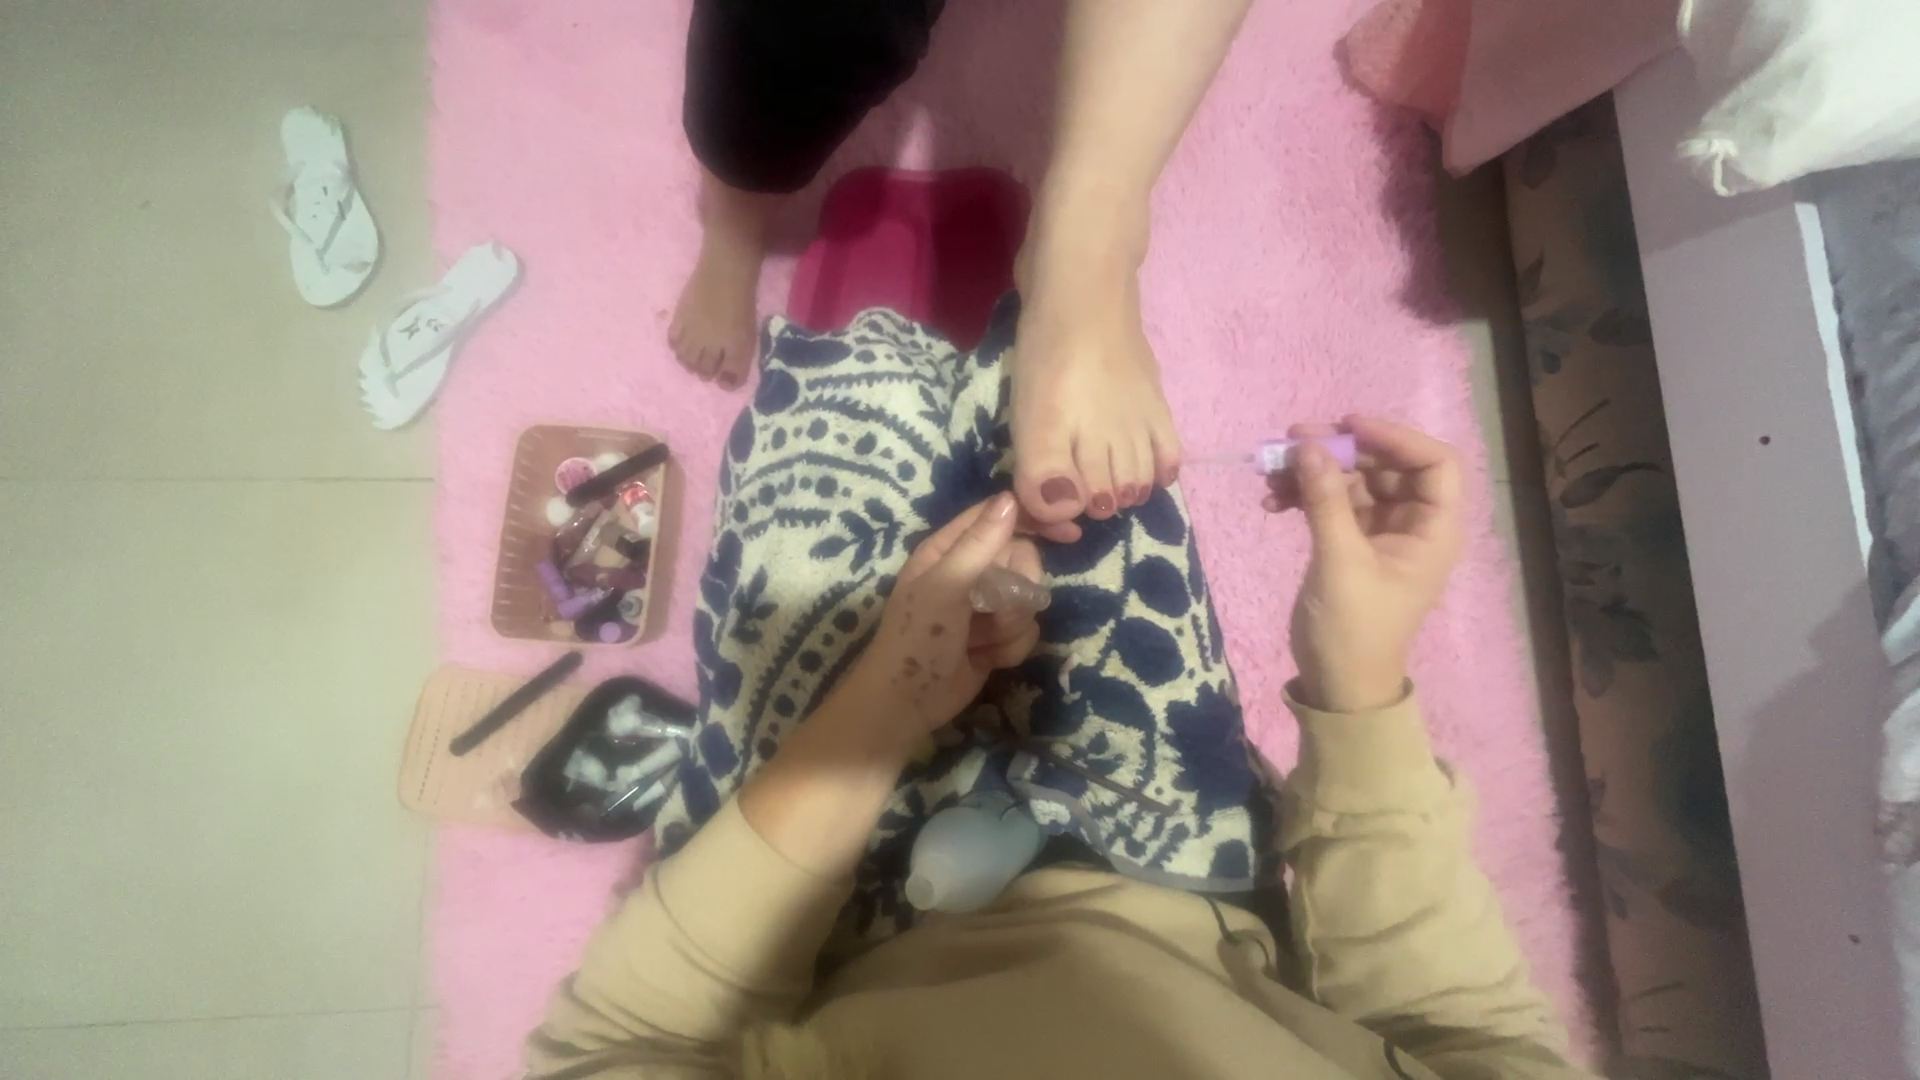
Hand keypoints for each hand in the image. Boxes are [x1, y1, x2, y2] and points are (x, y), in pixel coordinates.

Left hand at [844, 493, 1043, 738]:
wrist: (906, 704)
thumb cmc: (916, 639)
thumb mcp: (945, 587)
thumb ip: (979, 545)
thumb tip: (1010, 499)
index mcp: (948, 550)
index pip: (999, 517)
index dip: (1033, 521)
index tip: (1067, 533)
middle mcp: (969, 572)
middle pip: (1023, 561)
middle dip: (1017, 591)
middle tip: (996, 610)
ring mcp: (985, 606)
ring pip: (1028, 601)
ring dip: (1009, 626)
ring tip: (978, 641)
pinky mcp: (996, 638)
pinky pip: (1027, 632)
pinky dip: (1008, 649)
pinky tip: (983, 659)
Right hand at [1266, 417, 1464, 712]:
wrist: (1337, 682)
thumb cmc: (1353, 627)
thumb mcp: (1339, 562)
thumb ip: (1325, 501)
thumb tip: (1307, 446)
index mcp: (1432, 530)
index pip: (1432, 463)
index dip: (1395, 437)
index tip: (1345, 426)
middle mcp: (1410, 524)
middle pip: (1383, 466)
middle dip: (1338, 451)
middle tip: (1289, 442)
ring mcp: (1377, 533)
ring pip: (1350, 482)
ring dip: (1312, 472)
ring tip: (1269, 472)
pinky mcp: (1347, 543)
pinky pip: (1328, 504)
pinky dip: (1302, 496)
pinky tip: (1271, 502)